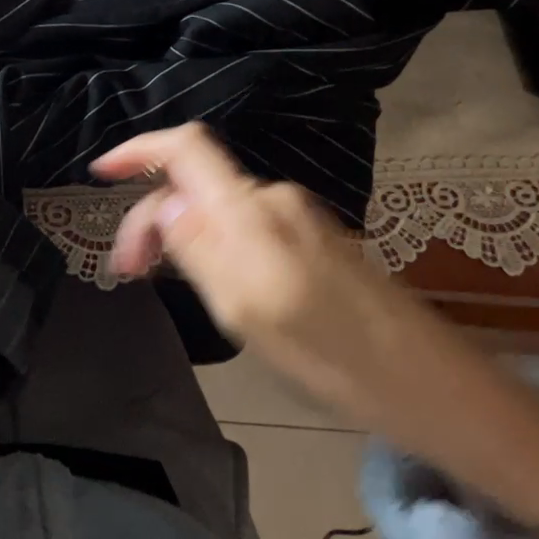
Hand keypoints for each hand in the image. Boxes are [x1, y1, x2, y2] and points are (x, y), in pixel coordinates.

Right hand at [97, 122, 387, 395]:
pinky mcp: (315, 246)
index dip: (137, 150)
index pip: (184, 148)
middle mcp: (273, 203)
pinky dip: (215, 250)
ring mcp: (298, 223)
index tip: (100, 175)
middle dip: (151, 219)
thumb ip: (199, 249)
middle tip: (128, 273)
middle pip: (193, 186)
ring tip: (172, 289)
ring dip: (182, 240)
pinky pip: (244, 231)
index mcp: (251, 211)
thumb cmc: (337, 357)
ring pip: (216, 213)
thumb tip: (163, 206)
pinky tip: (219, 293)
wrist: (439, 390)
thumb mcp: (248, 310)